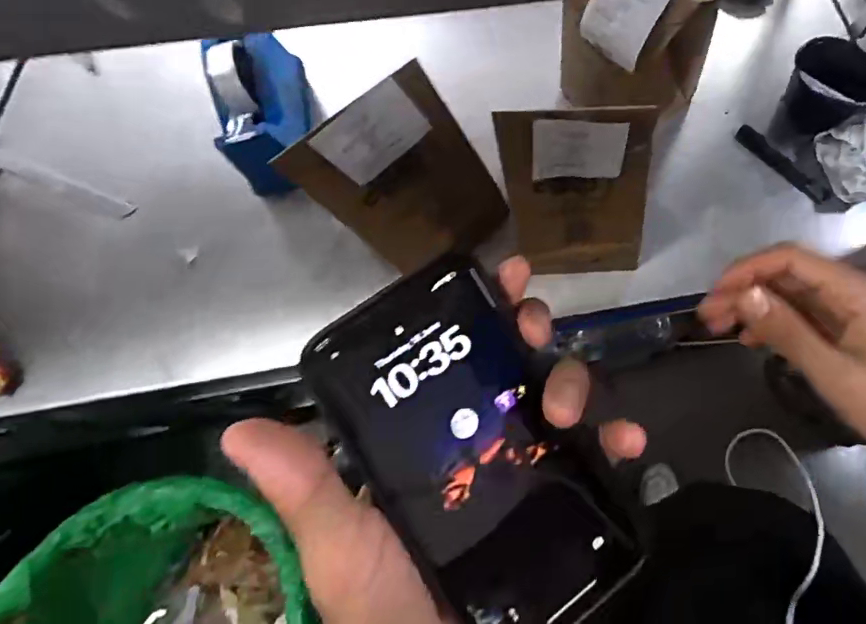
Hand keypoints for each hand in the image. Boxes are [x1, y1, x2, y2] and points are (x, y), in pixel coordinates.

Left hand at [223, 256, 646, 623]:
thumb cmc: (393, 613)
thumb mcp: (346, 549)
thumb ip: (307, 491)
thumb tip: (238, 431)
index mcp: (436, 433)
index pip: (458, 352)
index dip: (484, 307)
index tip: (506, 275)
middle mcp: (486, 435)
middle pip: (516, 356)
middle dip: (531, 326)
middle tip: (533, 329)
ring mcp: (532, 463)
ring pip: (562, 389)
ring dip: (575, 378)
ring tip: (569, 411)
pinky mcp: (570, 496)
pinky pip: (602, 452)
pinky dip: (619, 435)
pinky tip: (627, 442)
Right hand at [697, 245, 865, 480]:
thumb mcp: (833, 372)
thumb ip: (787, 330)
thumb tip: (743, 293)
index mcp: (850, 288)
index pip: (788, 258)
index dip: (747, 269)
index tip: (714, 294)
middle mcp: (847, 288)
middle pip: (785, 273)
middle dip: (744, 288)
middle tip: (708, 316)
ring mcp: (846, 309)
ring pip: (789, 293)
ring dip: (754, 305)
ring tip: (719, 327)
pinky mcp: (844, 330)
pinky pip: (800, 314)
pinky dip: (772, 322)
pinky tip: (750, 340)